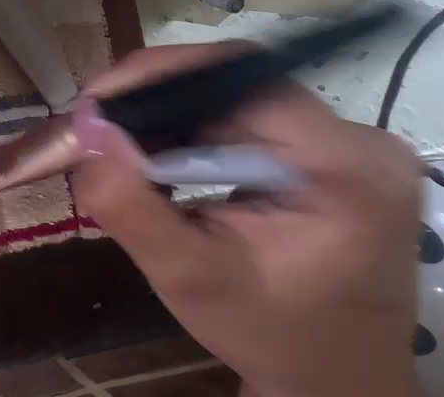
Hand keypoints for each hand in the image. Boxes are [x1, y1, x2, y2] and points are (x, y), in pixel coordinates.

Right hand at [72, 45, 424, 396]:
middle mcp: (358, 142)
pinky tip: (157, 163)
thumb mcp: (186, 275)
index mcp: (345, 169)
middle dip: (148, 100)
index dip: (157, 76)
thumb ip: (130, 204)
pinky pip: (236, 112)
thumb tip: (85, 126)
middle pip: (227, 82)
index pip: (238, 79)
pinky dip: (184, 130)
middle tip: (91, 130)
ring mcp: (347, 144)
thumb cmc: (270, 333)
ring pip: (224, 93)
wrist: (335, 380)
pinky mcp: (327, 150)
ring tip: (117, 152)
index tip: (93, 104)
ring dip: (160, 116)